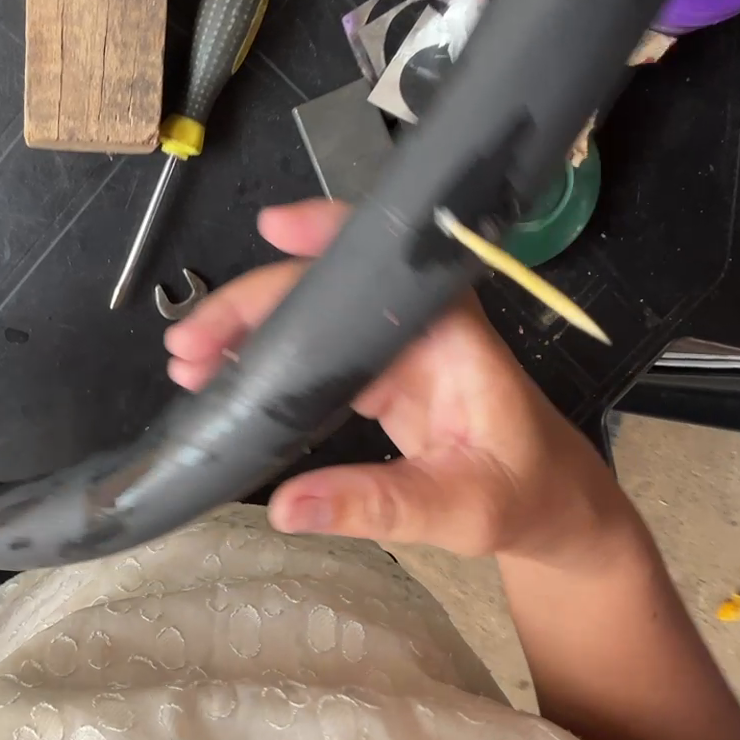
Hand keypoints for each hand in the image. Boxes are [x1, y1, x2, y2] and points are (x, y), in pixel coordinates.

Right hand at [165, 200, 638, 568]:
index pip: (385, 264)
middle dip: (250, 306)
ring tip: (188, 361)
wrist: (553, 511)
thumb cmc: (528, 498)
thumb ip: (375, 504)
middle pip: (323, 292)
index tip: (271, 228)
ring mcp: (392, 351)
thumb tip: (284, 507)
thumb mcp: (457, 509)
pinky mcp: (377, 377)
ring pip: (309, 320)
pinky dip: (265, 363)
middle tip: (186, 343)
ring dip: (246, 332)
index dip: (326, 236)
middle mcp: (415, 329)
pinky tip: (224, 377)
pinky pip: (312, 355)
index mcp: (448, 336)